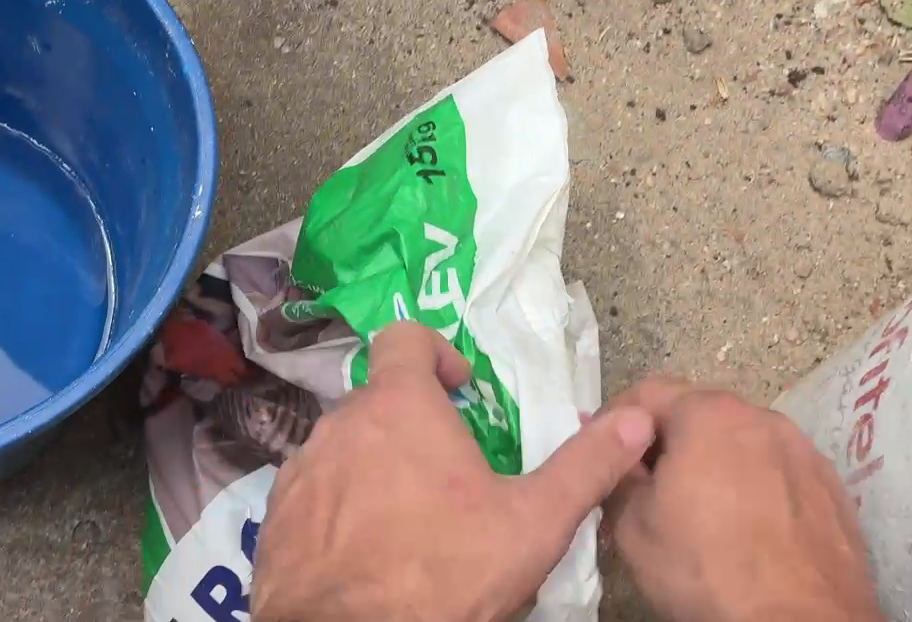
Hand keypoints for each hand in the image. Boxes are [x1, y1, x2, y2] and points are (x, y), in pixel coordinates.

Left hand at [252, 322, 656, 621]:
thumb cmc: (440, 575)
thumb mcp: (531, 523)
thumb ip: (585, 466)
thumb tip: (636, 421)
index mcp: (398, 404)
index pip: (403, 336)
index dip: (435, 353)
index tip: (460, 393)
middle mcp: (341, 422)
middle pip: (380, 396)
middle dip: (415, 421)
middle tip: (449, 473)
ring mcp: (300, 470)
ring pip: (347, 444)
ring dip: (377, 463)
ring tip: (409, 518)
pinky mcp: (275, 521)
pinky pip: (313, 490)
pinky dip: (339, 505)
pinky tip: (365, 552)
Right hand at [604, 378, 882, 621]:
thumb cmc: (708, 571)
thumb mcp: (633, 527)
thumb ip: (618, 475)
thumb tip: (616, 454)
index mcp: (708, 413)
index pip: (648, 394)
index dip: (616, 421)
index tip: (602, 453)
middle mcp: (760, 416)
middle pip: (698, 414)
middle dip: (668, 443)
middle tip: (647, 487)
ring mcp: (802, 450)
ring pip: (742, 443)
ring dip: (715, 463)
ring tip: (702, 511)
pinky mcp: (832, 488)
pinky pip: (778, 473)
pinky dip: (757, 488)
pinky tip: (750, 530)